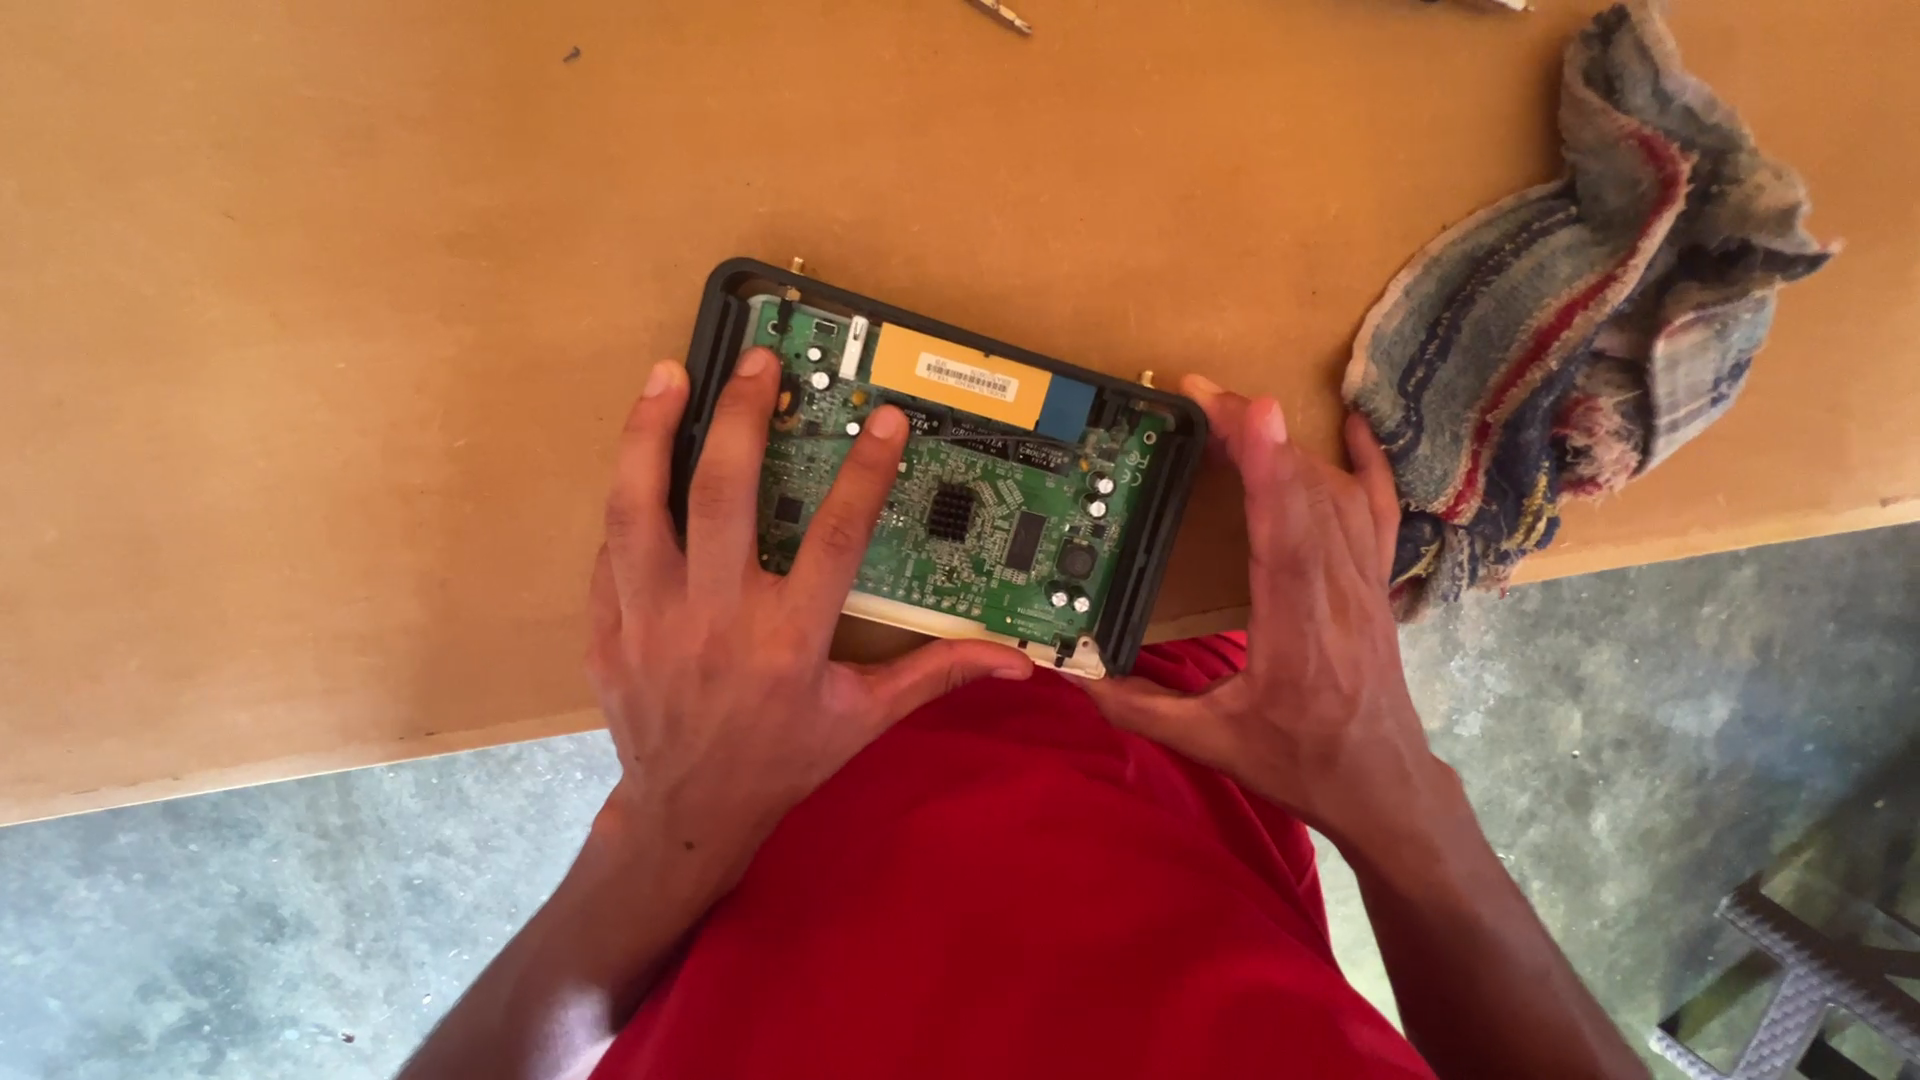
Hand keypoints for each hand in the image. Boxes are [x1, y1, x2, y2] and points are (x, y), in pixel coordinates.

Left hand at [586, 347, 1034, 878]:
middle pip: (725, 496)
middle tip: (758, 363)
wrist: (687, 813)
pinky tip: (641, 460)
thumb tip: (1015, 662)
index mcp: (788, 640)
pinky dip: (626, 496)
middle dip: (744, 418)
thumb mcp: (865, 718)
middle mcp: (716, 619)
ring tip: (671, 375)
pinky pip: (609, 547)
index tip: (883, 419)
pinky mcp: (608, 627)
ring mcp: (650, 620)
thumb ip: (935, 674)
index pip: (834, 539)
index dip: (864, 473)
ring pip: (639, 507)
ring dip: (652, 433)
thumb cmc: (785, 758)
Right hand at [1081, 377, 1454, 848]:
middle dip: (1255, 434)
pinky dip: (1369, 463)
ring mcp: (1364, 583)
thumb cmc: (1300, 763)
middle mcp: (1337, 593)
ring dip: (1286, 444)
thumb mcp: (1209, 744)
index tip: (1245, 409)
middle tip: (1199, 398)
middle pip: (1305, 493)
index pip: (1284, 534)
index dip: (1267, 466)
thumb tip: (1074, 674)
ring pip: (1334, 492)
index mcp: (1295, 630)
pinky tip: (1352, 428)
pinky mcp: (1376, 582)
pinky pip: (1380, 509)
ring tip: (1236, 410)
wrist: (1386, 788)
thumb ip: (1139, 709)